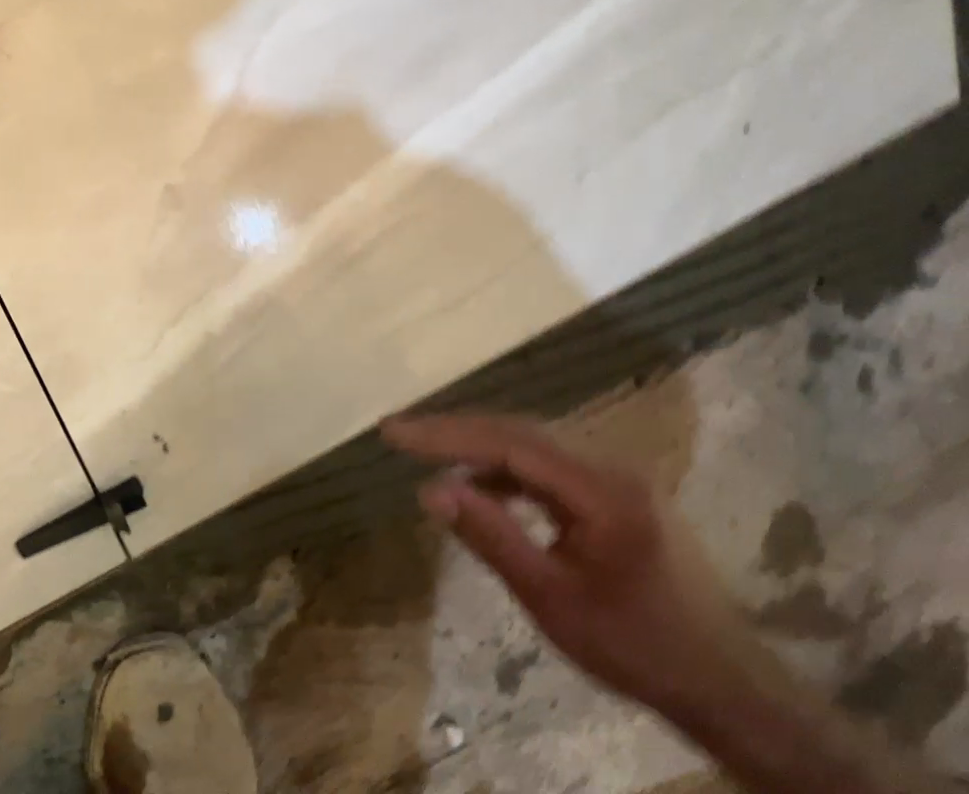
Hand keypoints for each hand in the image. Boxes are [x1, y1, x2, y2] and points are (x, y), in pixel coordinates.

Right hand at [385, 414, 760, 716]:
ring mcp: (621, 481)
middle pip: (521, 432)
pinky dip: (506, 469)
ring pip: (535, 444)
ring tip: (427, 453)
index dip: (445, 434)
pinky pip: (551, 467)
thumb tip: (429, 489)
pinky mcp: (620, 496)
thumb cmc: (634, 646)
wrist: (724, 684)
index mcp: (603, 491)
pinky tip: (480, 488)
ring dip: (478, 446)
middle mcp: (615, 470)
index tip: (391, 433)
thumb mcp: (549, 597)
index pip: (509, 443)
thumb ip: (490, 536)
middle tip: (399, 435)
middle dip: (455, 430)